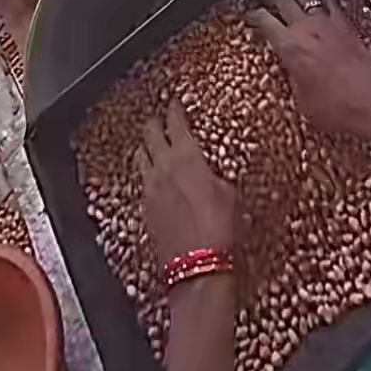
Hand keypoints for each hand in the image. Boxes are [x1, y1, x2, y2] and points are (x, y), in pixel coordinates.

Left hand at [137, 102, 238, 263]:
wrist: (197, 269)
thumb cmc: (220, 228)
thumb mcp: (229, 194)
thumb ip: (216, 176)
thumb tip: (213, 174)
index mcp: (187, 157)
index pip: (175, 122)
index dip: (174, 109)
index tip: (175, 102)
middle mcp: (163, 167)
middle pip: (150, 132)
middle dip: (154, 123)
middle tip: (160, 120)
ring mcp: (150, 187)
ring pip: (140, 156)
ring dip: (147, 147)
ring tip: (154, 146)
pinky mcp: (144, 208)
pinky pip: (142, 181)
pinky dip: (147, 174)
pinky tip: (156, 179)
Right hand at [246, 0, 370, 145]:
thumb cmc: (341, 107)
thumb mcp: (302, 102)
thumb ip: (291, 78)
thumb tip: (289, 71)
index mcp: (290, 46)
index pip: (263, 19)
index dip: (253, 15)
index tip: (250, 16)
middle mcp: (307, 28)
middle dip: (271, 0)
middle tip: (267, 4)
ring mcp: (328, 23)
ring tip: (290, 0)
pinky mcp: (346, 24)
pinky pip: (328, 3)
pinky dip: (319, 1)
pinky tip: (319, 5)